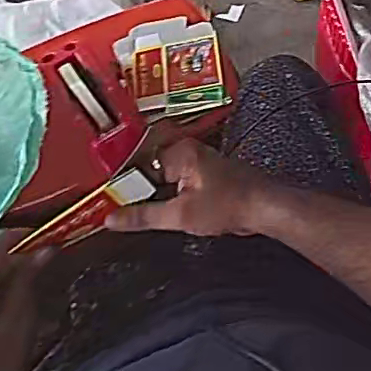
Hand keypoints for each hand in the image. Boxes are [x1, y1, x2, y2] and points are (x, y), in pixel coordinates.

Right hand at [106, 138, 275, 236]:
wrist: (265, 207)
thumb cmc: (232, 204)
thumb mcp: (180, 216)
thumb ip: (143, 216)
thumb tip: (113, 219)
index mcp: (179, 152)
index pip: (136, 164)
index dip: (120, 184)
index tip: (106, 200)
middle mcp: (187, 151)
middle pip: (147, 170)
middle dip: (134, 190)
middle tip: (114, 208)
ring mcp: (197, 163)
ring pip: (161, 178)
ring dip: (150, 195)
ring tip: (131, 211)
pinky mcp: (204, 176)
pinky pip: (175, 183)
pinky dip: (165, 197)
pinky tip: (160, 211)